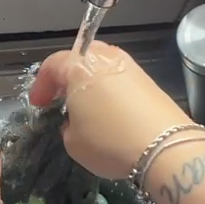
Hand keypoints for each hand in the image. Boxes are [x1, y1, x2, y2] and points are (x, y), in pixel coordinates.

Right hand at [28, 41, 191, 179]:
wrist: (165, 146)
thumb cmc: (109, 141)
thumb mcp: (73, 142)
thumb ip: (67, 126)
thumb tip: (74, 122)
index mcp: (79, 67)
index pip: (52, 65)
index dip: (41, 85)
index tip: (39, 103)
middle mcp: (104, 58)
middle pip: (79, 57)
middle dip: (67, 75)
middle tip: (61, 97)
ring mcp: (129, 66)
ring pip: (101, 66)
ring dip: (89, 82)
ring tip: (85, 105)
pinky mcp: (148, 80)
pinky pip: (119, 79)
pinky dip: (109, 90)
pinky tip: (109, 111)